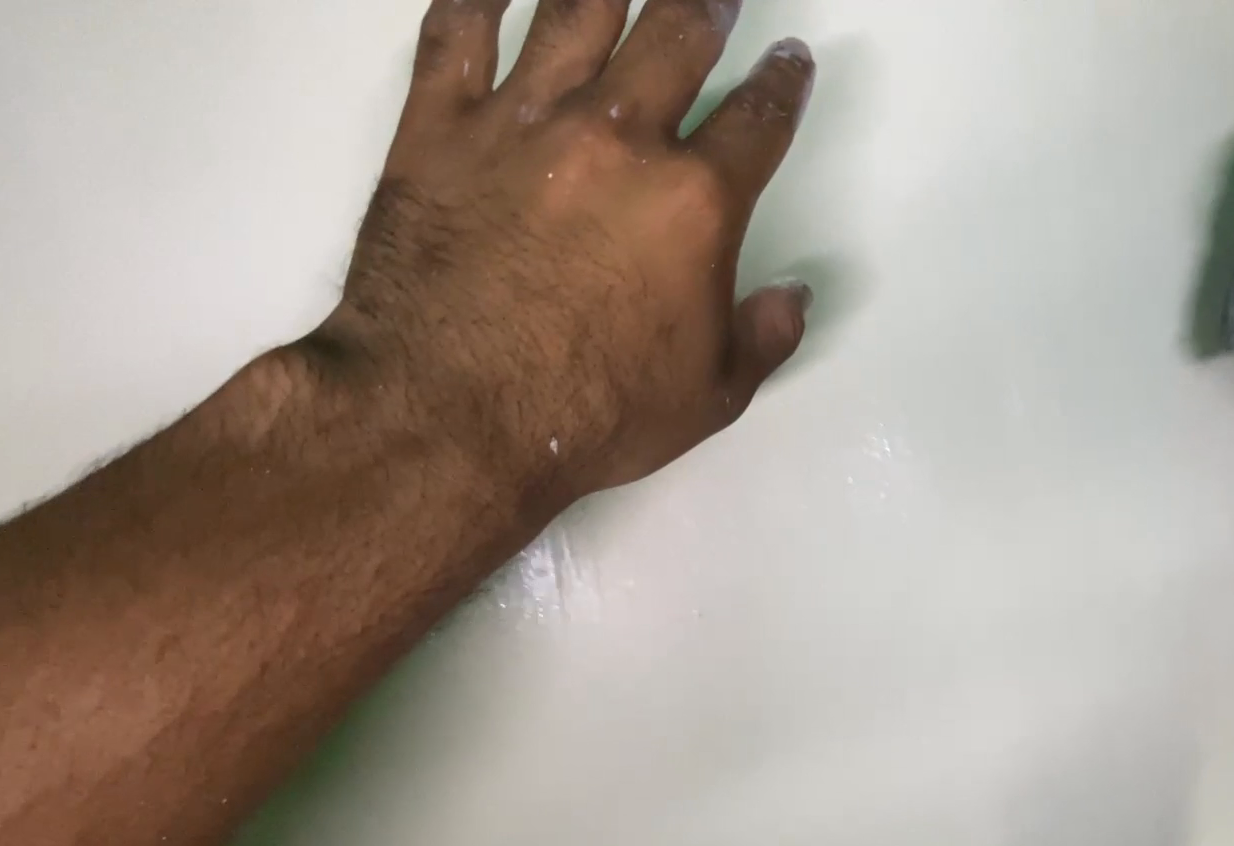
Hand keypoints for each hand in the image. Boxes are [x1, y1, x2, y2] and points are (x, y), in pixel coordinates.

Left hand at [308, 0, 815, 511]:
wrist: (454, 417)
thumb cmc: (601, 413)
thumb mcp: (715, 395)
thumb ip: (767, 336)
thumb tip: (795, 294)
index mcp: (696, 204)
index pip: (757, 123)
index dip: (782, 86)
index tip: (791, 62)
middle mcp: (618, 139)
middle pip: (675, 39)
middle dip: (706, 8)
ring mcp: (524, 123)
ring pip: (576, 12)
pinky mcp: (438, 126)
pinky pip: (457, 28)